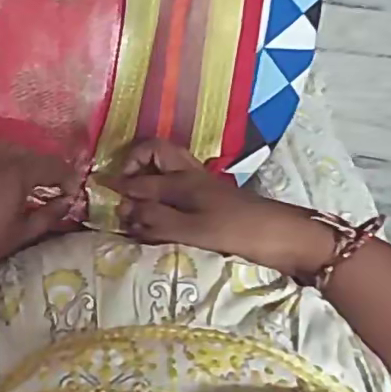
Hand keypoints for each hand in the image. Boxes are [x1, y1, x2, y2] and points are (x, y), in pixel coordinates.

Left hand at [0, 143, 76, 269]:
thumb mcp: (21, 231)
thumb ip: (48, 214)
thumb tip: (67, 202)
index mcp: (20, 171)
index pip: (54, 165)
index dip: (68, 177)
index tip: (72, 191)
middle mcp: (2, 155)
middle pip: (34, 154)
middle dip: (48, 168)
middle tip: (54, 186)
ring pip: (14, 149)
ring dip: (27, 162)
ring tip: (31, 181)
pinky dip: (7, 161)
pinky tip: (6, 178)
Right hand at [110, 139, 336, 280]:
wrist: (290, 238)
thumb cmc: (242, 232)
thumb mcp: (195, 231)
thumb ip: (158, 220)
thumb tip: (124, 212)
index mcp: (182, 181)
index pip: (139, 180)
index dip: (118, 188)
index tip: (100, 198)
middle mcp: (190, 176)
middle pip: (155, 152)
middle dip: (134, 163)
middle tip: (121, 188)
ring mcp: (203, 186)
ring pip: (168, 167)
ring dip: (149, 177)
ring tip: (136, 202)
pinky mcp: (213, 199)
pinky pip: (178, 186)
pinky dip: (163, 193)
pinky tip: (160, 215)